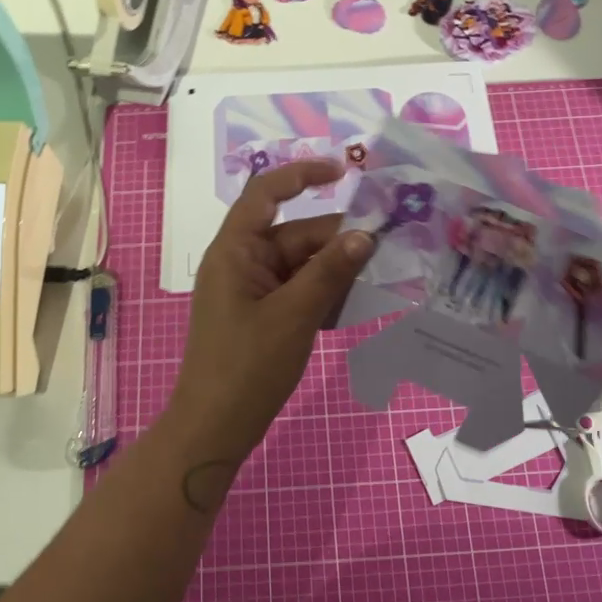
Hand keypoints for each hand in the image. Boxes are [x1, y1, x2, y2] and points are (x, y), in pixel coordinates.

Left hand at [167, 159, 374, 459]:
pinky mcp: (263, 315)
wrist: (215, 428)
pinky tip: (354, 307)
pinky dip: (325, 295)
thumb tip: (365, 235)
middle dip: (337, 241)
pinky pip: (299, 291)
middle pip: (296, 234)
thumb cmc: (247, 366)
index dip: (302, 175)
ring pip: (303, 265)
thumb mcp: (294, 315)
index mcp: (236, 250)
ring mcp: (253, 290)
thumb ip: (330, 272)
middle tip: (386, 250)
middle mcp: (243, 262)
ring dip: (336, 271)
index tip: (344, 173)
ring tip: (379, 279)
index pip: (266, 193)